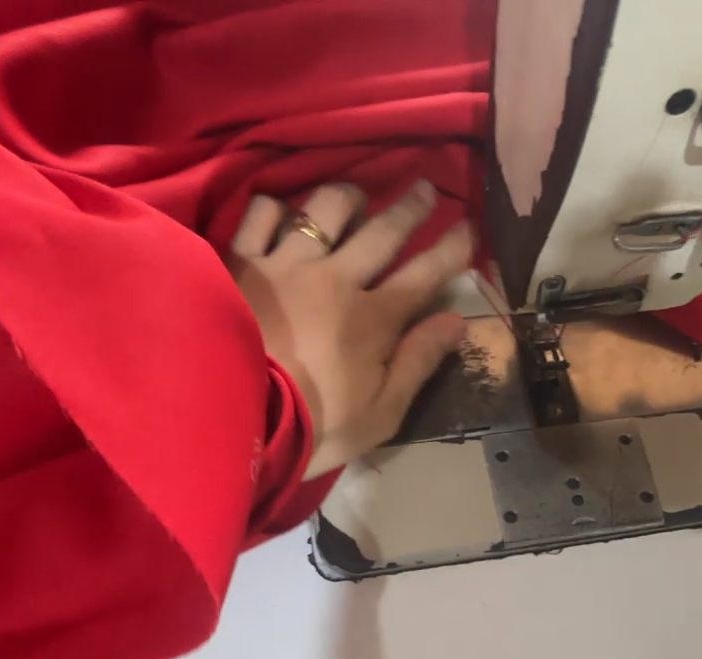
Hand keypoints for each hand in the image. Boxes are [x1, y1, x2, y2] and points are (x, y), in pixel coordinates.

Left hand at [228, 181, 472, 478]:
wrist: (232, 419)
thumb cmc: (315, 426)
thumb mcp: (381, 413)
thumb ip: (419, 363)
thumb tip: (457, 322)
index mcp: (374, 319)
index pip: (424, 275)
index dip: (450, 250)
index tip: (469, 227)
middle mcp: (336, 279)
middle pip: (381, 233)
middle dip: (410, 209)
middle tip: (426, 188)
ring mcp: (286, 265)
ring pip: (324, 211)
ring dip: (347, 198)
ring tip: (356, 195)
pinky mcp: (241, 263)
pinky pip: (260, 216)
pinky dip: (275, 209)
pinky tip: (282, 212)